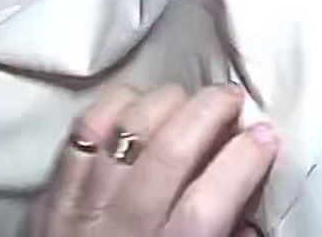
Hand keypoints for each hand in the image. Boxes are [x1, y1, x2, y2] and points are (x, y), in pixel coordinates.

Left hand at [33, 84, 280, 236]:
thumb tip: (250, 212)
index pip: (207, 204)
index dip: (242, 161)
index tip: (266, 134)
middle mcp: (124, 227)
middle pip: (170, 150)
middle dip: (211, 110)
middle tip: (235, 97)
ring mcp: (84, 203)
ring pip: (129, 127)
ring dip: (168, 100)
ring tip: (190, 99)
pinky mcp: (55, 189)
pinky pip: (86, 128)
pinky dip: (116, 104)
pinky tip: (138, 103)